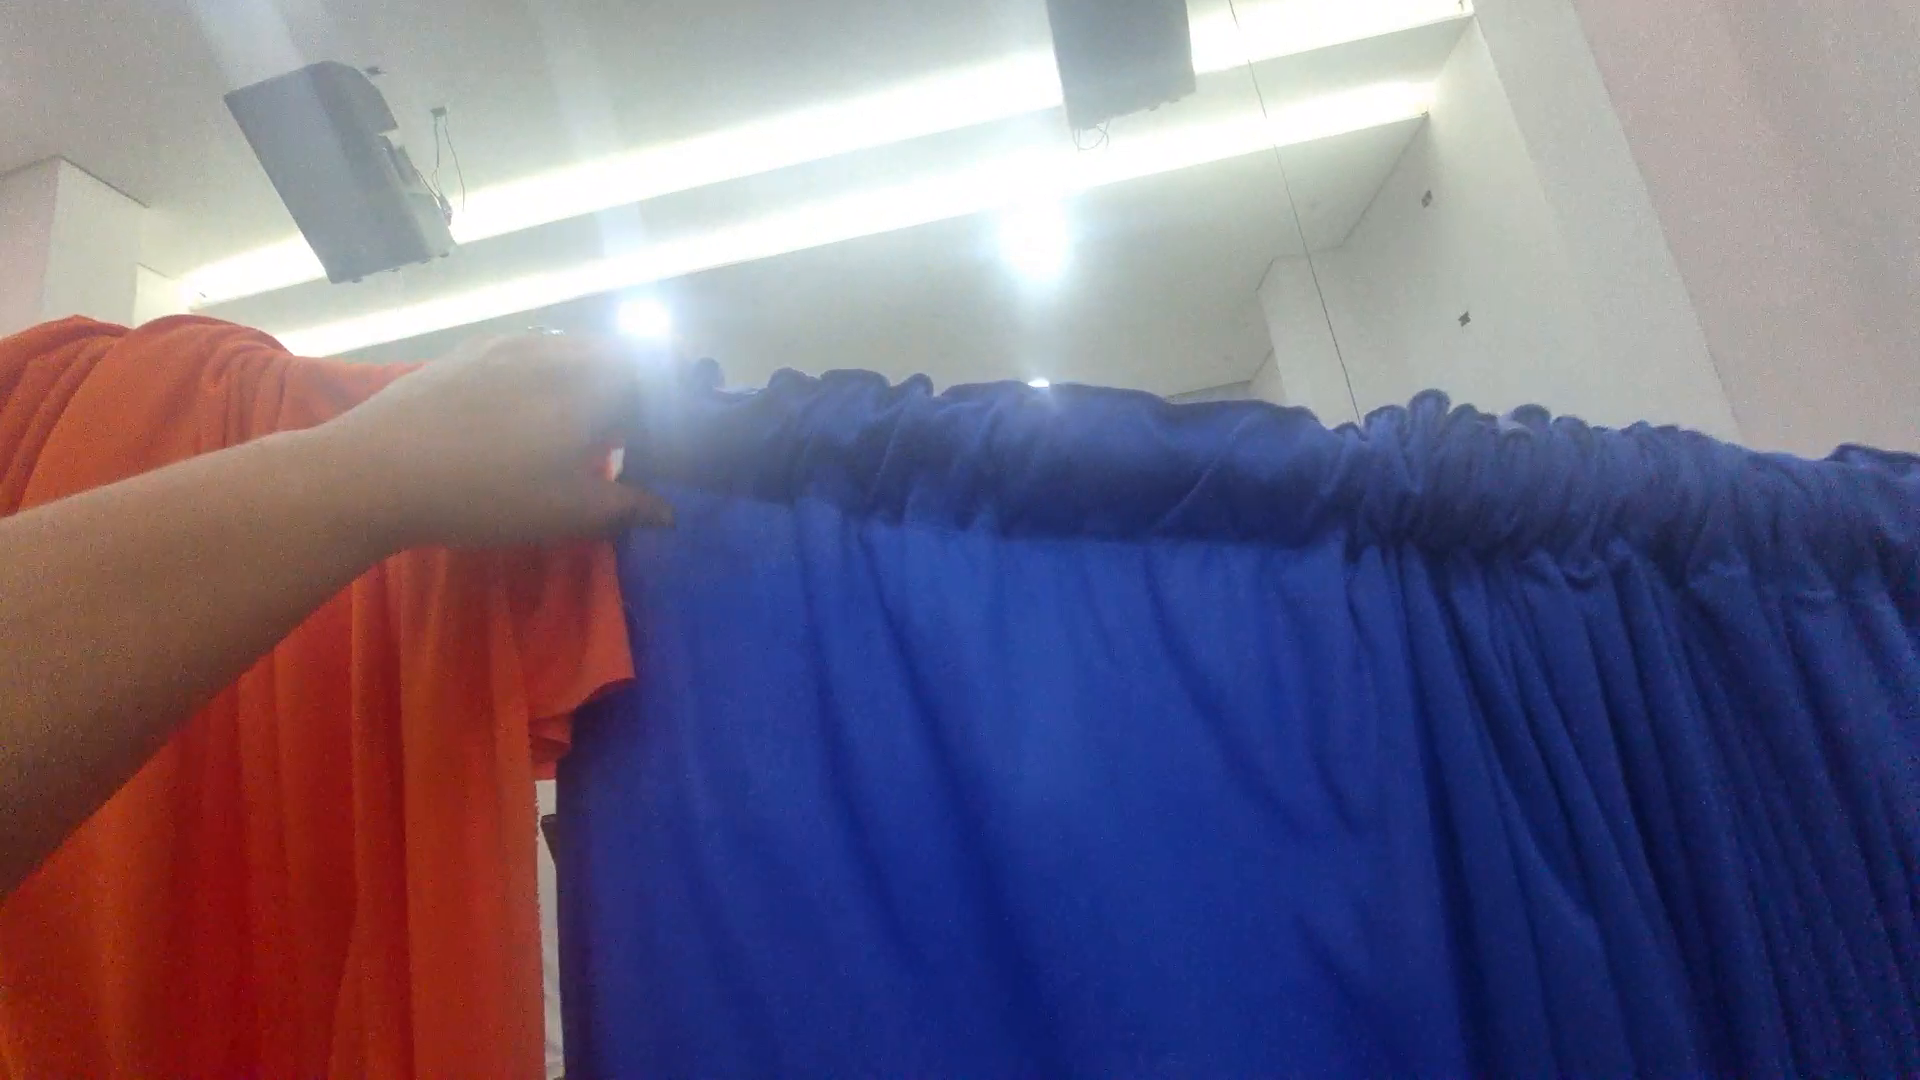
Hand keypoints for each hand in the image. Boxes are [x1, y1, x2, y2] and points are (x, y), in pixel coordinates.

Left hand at [314, 333, 672, 550]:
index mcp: (590, 386)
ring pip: (575, 346)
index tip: (691, 403)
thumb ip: (630, 506)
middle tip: (643, 418)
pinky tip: (539, 403)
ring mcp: (509, 346)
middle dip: (642, 376)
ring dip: (599, 369)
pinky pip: (535, 348)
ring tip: (594, 411)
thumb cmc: (488, 494)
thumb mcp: (570, 511)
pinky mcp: (471, 352)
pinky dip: (557, 367)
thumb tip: (670, 514)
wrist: (372, 473)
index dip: (681, 379)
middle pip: (618, 349)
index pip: (656, 364)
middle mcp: (557, 352)